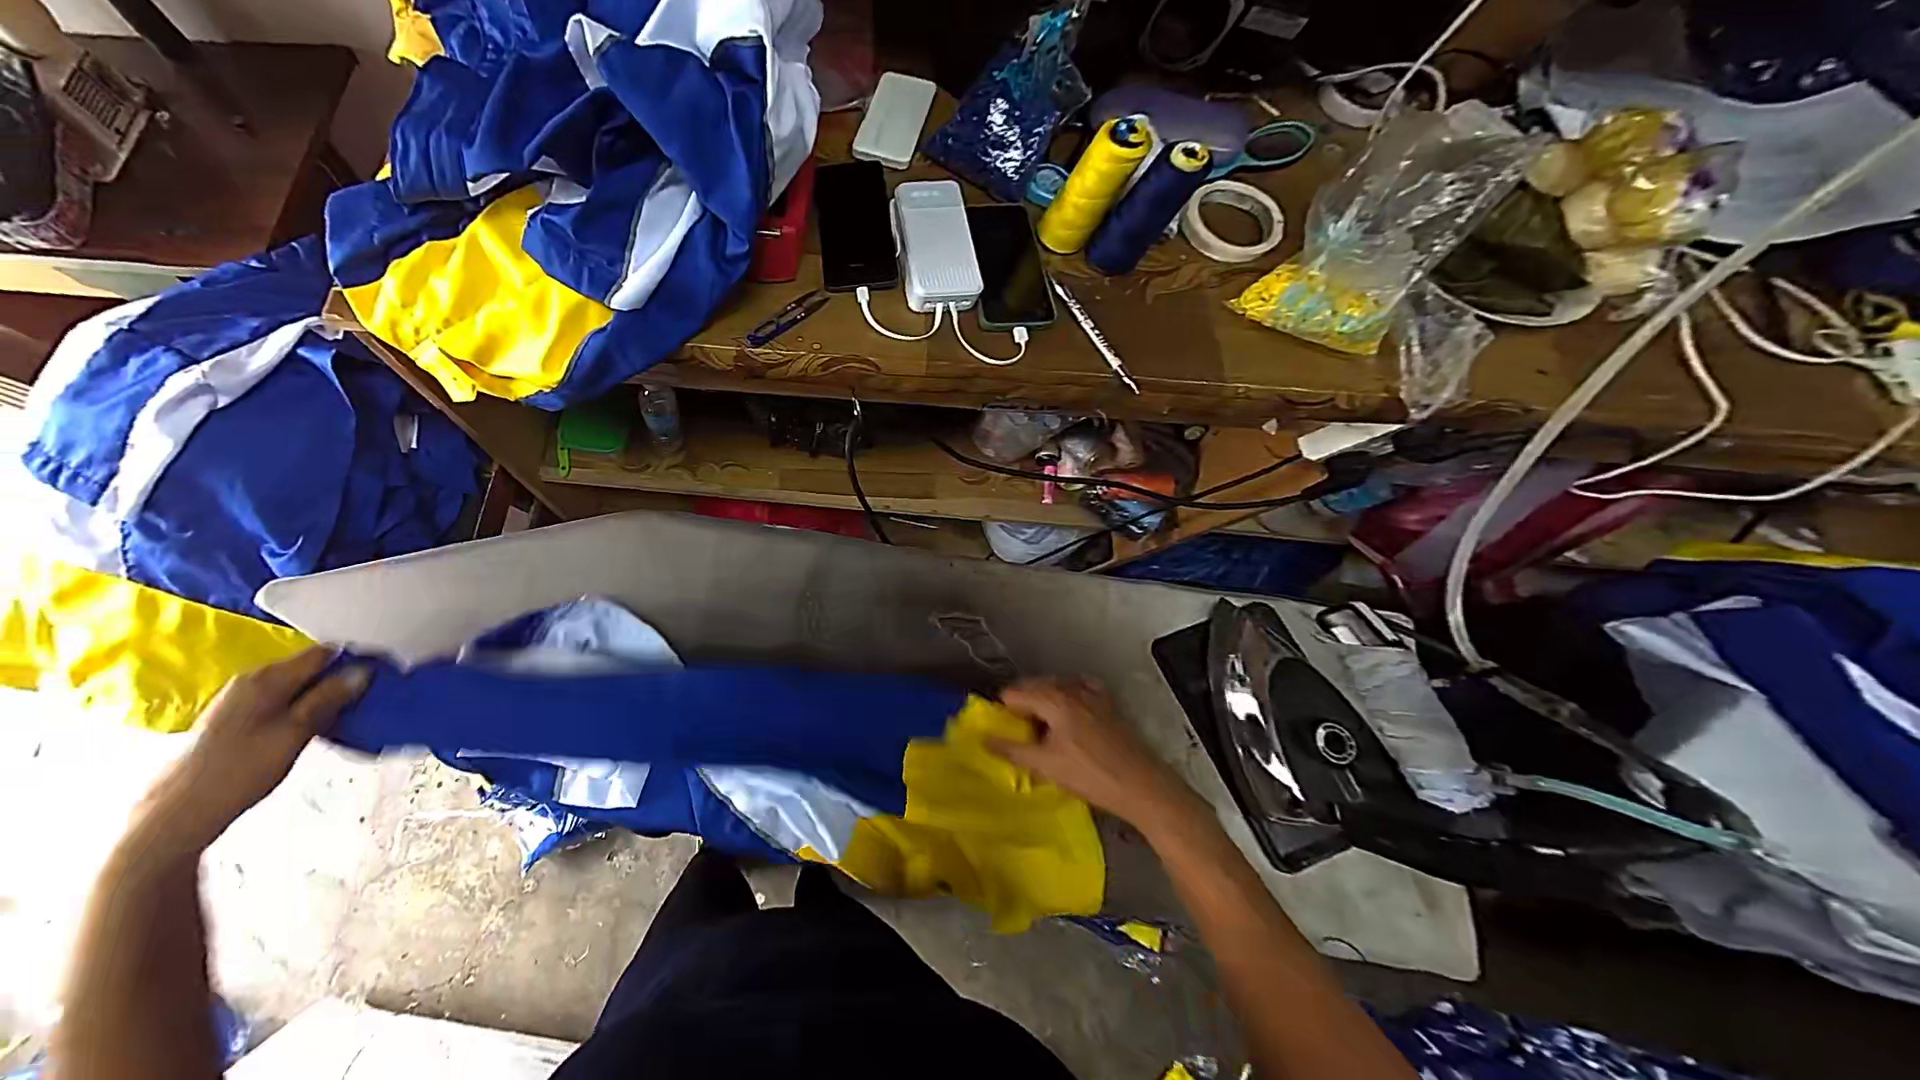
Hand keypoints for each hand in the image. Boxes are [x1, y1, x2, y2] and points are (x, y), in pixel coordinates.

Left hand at [142, 647, 369, 847]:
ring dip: (328, 696)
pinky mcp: (239, 719)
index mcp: (265, 679)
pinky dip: (309, 709)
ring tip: (355, 712)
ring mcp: (242, 701)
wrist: (177, 814)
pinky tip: (323, 726)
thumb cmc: (239, 771)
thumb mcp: (294, 733)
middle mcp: (252, 681)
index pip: (323, 653)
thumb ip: (328, 699)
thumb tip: (363, 671)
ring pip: (300, 687)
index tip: (385, 673)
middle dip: (344, 679)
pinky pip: (286, 702)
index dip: (356, 659)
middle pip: (311, 668)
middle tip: (376, 696)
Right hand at [991, 676, 1199, 830]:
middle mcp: (1072, 688)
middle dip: (1022, 704)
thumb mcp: (1046, 766)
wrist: (1141, 785)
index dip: (1003, 709)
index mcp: (1054, 698)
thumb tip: (985, 740)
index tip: (1000, 729)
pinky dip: (1067, 698)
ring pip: (1057, 687)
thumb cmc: (1091, 776)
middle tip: (1016, 732)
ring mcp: (1093, 693)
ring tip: (1040, 730)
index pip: (1014, 692)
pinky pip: (1078, 691)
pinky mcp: (1108, 703)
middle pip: (1034, 686)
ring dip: (1043, 702)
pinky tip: (1067, 717)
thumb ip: (1012, 750)